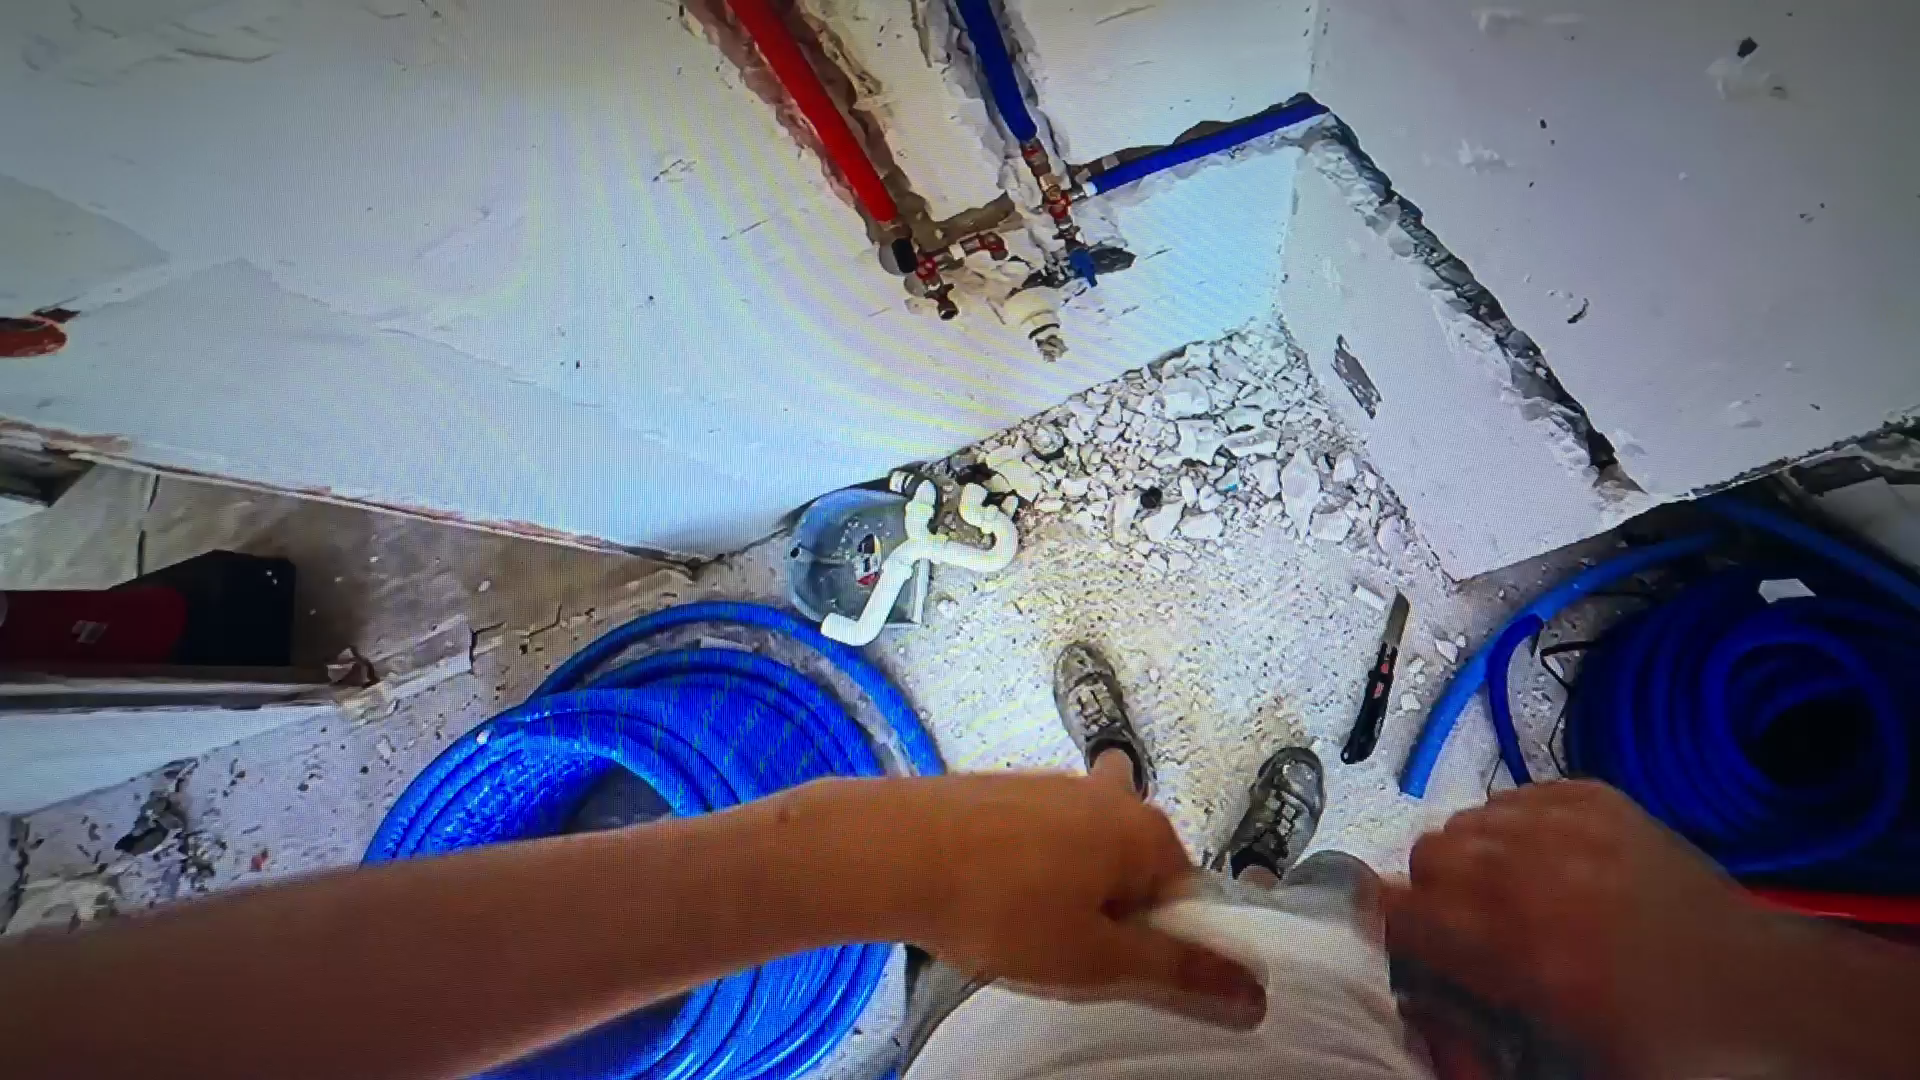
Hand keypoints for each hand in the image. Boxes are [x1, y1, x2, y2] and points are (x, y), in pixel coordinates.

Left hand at [791, 775, 1266, 1027]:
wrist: (898, 849)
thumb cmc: (1005, 908)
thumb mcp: (1098, 958)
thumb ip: (1179, 974)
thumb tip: (1256, 990)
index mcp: (1144, 829)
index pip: (1187, 899)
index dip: (1157, 943)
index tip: (1110, 966)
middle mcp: (1108, 793)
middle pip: (1137, 869)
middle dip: (1112, 913)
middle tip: (1062, 944)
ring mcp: (1056, 782)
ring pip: (1087, 852)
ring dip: (1070, 890)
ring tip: (1022, 920)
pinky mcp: (1012, 786)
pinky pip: (1044, 835)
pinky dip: (1033, 865)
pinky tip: (994, 889)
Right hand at [1384, 780, 1768, 1077]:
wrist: (1775, 993)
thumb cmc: (1657, 1035)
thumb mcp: (1556, 1057)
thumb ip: (1466, 1026)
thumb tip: (1403, 993)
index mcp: (1514, 946)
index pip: (1395, 905)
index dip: (1386, 914)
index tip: (1399, 925)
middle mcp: (1526, 873)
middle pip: (1427, 852)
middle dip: (1440, 885)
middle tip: (1480, 916)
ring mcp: (1561, 824)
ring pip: (1468, 820)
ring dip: (1481, 852)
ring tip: (1527, 886)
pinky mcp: (1590, 795)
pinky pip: (1514, 796)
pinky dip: (1522, 824)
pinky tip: (1559, 859)